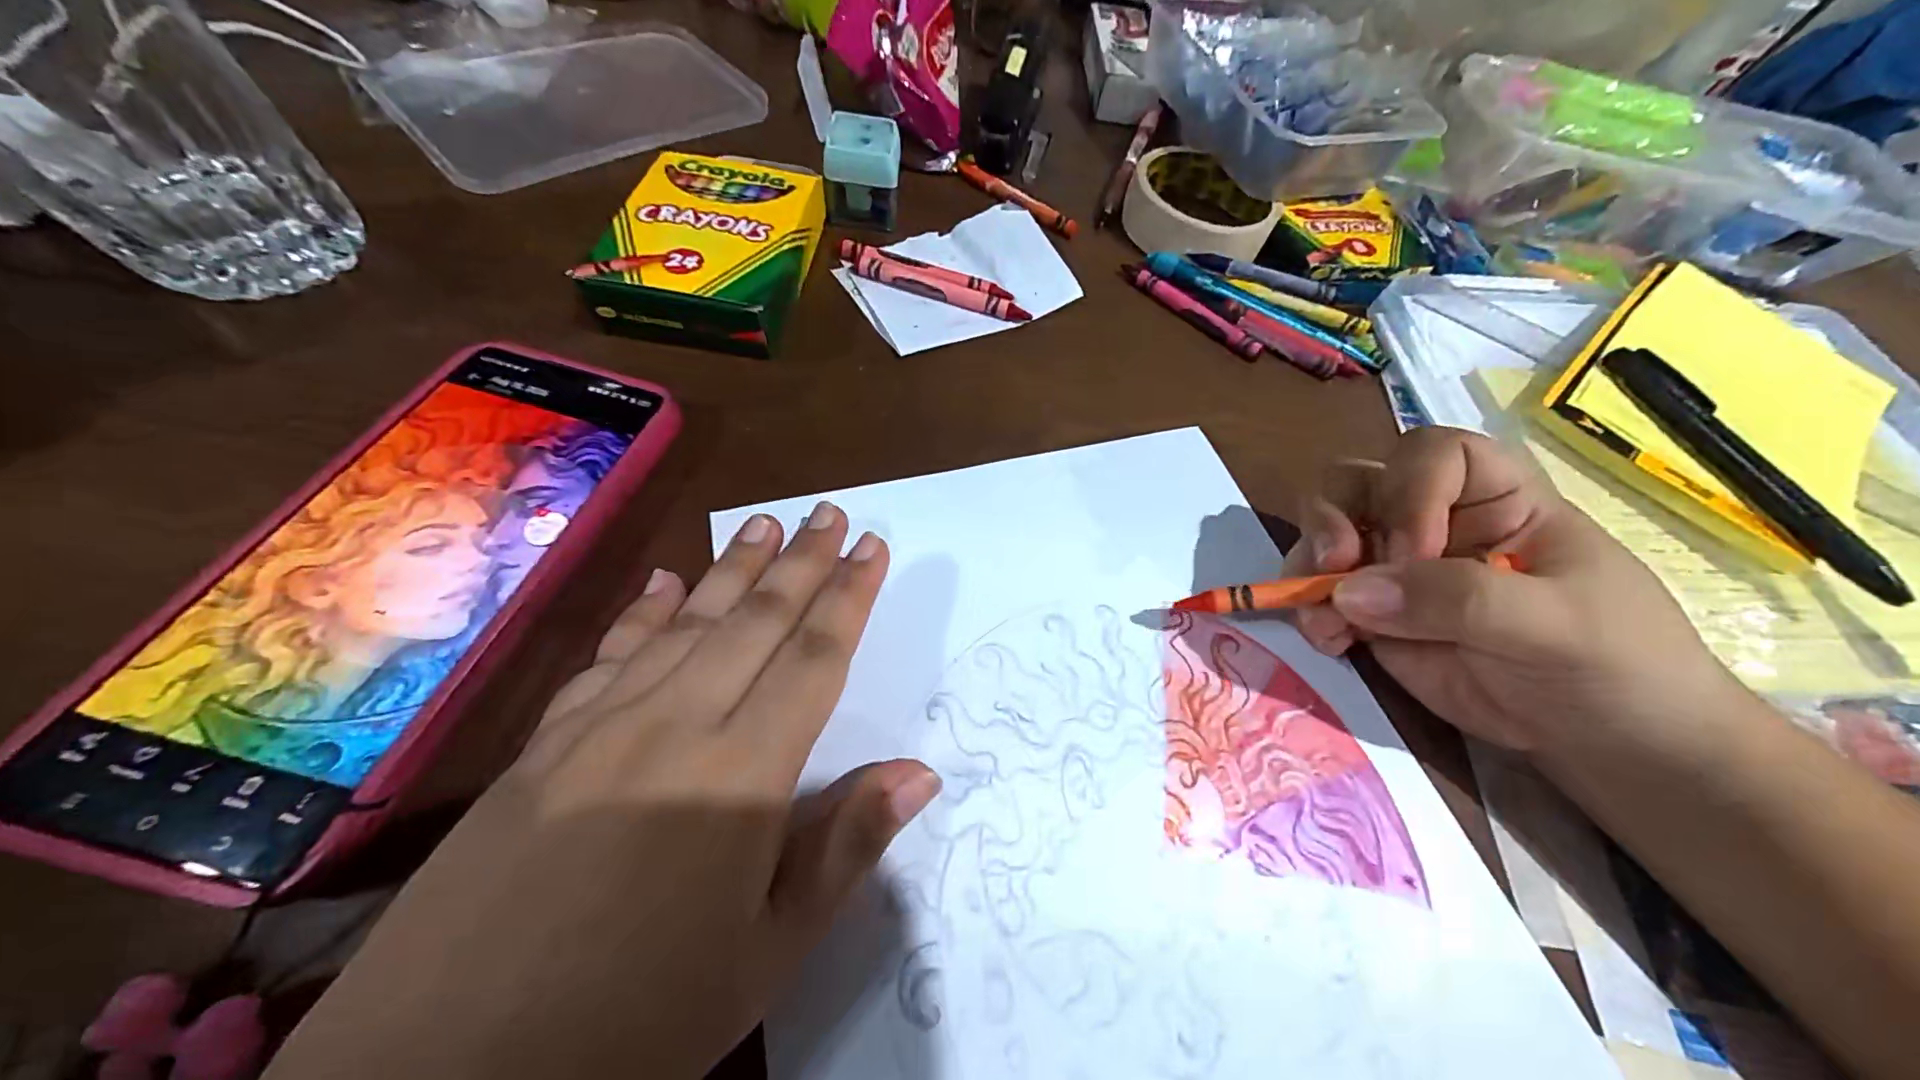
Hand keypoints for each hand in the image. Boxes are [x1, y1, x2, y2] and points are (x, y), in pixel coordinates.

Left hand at [268, 503, 939, 1079]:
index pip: (812, 660)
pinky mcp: (543, 745)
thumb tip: (918, 772)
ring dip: (731, 569)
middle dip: (799, 562)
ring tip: (763, 522)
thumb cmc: (636, 1016)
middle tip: (830, 512)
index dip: (848, 598)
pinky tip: (661, 584)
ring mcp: (599, 727)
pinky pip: (608, 658)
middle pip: (753, 622)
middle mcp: (673, 725)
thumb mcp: (765, 952)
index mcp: (739, 775)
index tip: (872, 546)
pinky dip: (642, 614)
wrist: (441, 1068)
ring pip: (684, 624)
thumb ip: (843, 848)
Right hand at [1282, 427, 1740, 753]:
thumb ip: (1462, 598)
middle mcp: (1434, 521)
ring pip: (1324, 537)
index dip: (1410, 490)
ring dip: (1307, 567)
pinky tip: (1329, 641)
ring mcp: (1395, 569)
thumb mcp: (1559, 625)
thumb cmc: (1614, 665)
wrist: (1607, 742)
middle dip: (1332, 518)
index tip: (1417, 552)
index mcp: (1495, 499)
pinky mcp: (1372, 615)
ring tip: (1322, 617)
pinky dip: (1308, 612)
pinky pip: (1318, 596)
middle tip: (1335, 564)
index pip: (1433, 454)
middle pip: (1356, 484)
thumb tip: (1351, 591)